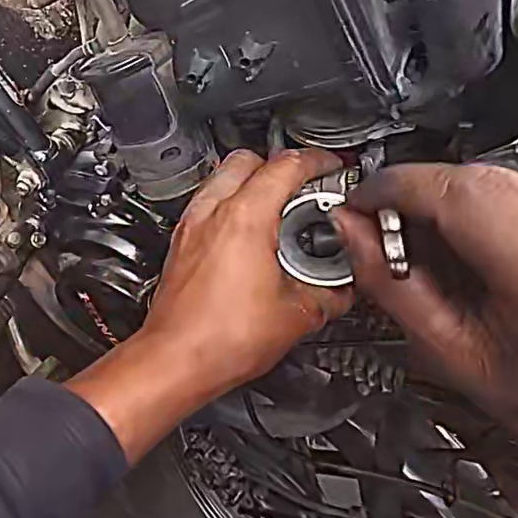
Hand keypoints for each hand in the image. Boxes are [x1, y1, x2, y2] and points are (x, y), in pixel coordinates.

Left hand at [67, 150, 353, 461]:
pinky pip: (207, 206)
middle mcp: (210, 213)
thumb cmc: (221, 337)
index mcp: (243, 218)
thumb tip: (341, 286)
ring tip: (280, 213)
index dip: (318, 161)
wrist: (177, 358)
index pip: (286, 165)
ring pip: (221, 179)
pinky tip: (250, 238)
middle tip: (306, 189)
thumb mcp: (297, 314)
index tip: (333, 167)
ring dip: (252, 185)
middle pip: (246, 159)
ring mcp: (190, 226)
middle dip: (280, 166)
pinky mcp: (180, 243)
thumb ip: (329, 291)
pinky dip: (230, 207)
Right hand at [334, 163, 517, 517]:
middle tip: (408, 241)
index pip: (470, 193)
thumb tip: (354, 230)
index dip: (401, 186)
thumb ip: (394, 285)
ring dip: (477, 213)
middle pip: (494, 183)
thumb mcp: (465, 363)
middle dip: (433, 204)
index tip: (369, 200)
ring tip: (476, 265)